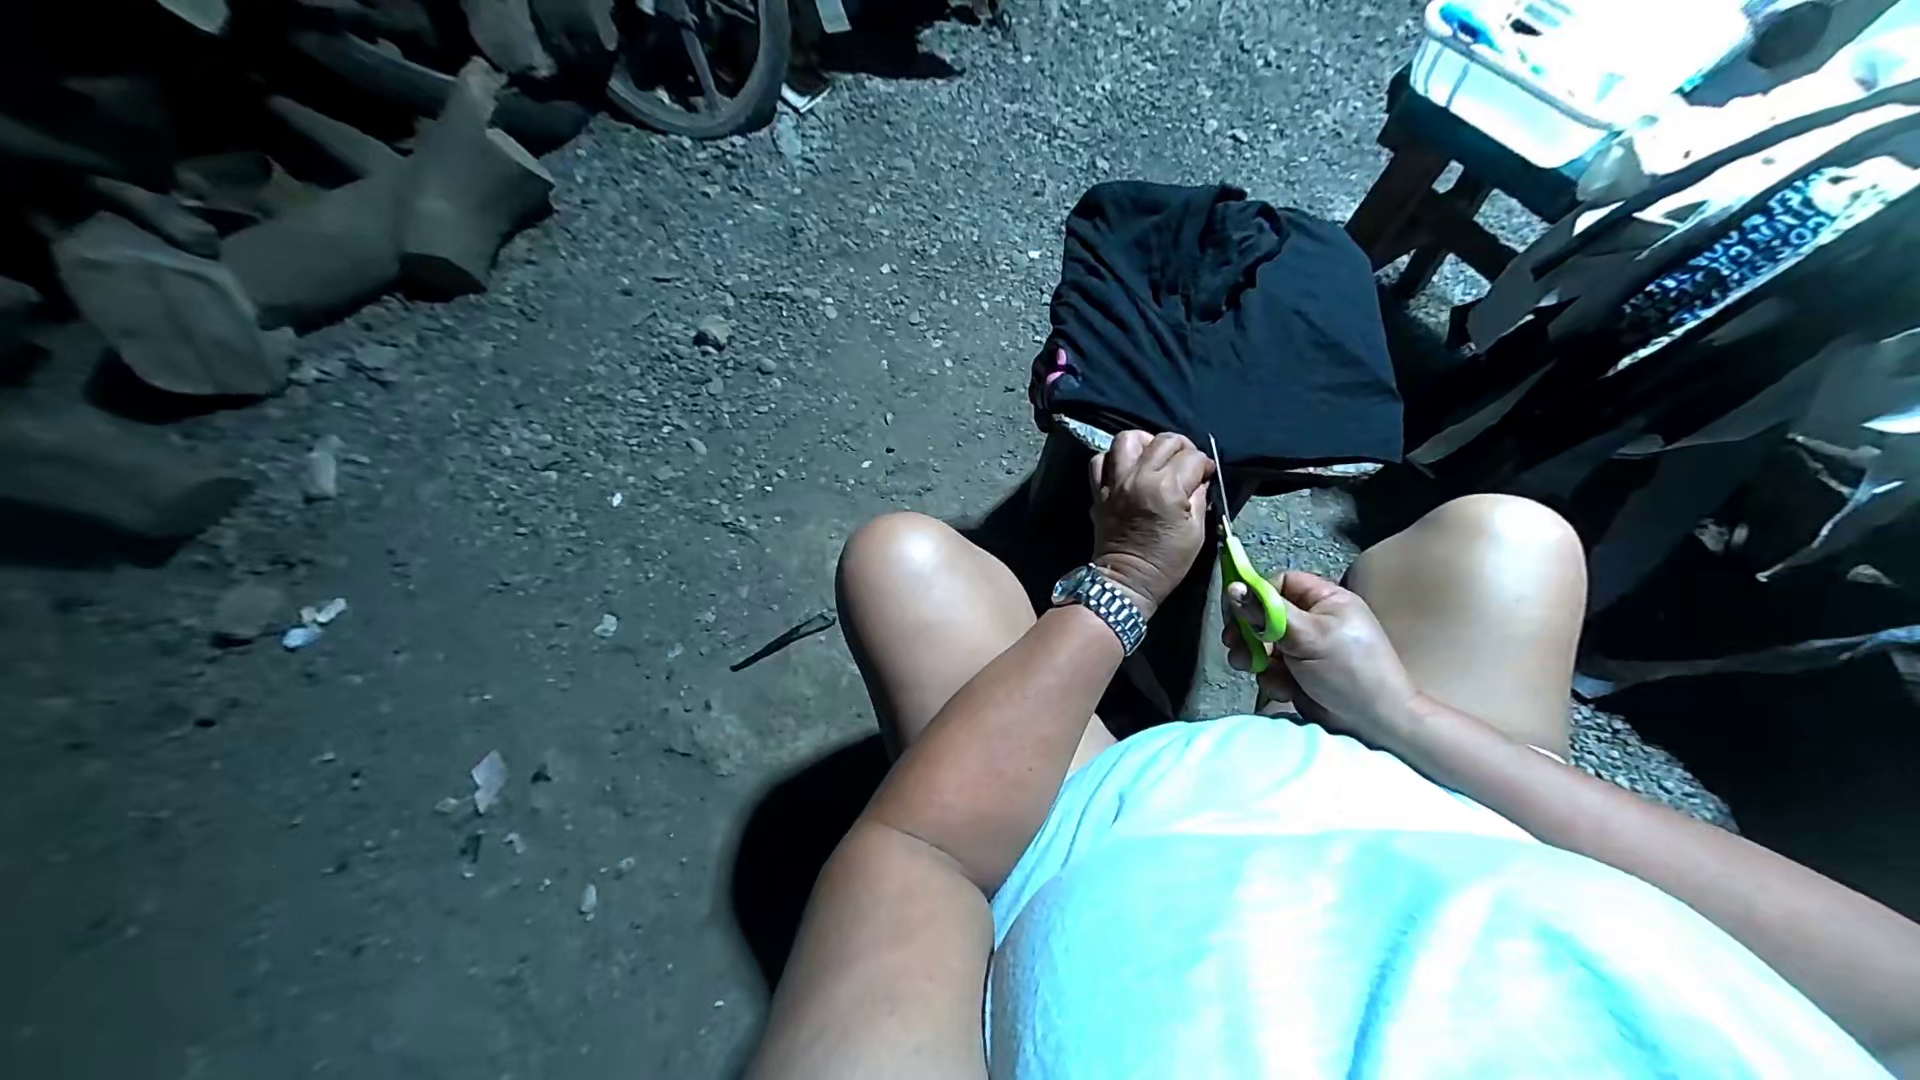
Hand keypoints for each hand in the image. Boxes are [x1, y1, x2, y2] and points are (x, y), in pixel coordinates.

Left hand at [1088, 431, 1213, 618]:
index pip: (1193, 458)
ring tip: (1154, 456)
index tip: (1206, 475)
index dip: (1204, 465)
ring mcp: (1115, 483)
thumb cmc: (1166, 562)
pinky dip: (1113, 458)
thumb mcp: (1196, 532)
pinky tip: (1127, 468)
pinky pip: (1100, 460)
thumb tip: (1200, 478)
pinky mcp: (1099, 491)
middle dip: (1182, 448)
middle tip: (1186, 463)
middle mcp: (1138, 478)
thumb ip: (1199, 498)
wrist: (1126, 580)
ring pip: (1127, 439)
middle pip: (1164, 441)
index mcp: (1167, 489)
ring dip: (1145, 442)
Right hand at [1222, 570, 1420, 744]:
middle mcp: (1313, 620)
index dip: (1257, 595)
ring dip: (1253, 656)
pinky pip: (1270, 667)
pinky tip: (1283, 688)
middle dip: (1248, 631)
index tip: (1238, 612)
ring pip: (1261, 642)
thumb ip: (1267, 612)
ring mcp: (1304, 647)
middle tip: (1233, 644)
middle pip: (1264, 613)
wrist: (1375, 725)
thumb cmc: (1349, 671)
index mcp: (1325, 600)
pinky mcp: (1297, 672)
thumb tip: (1233, 588)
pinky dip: (1271, 677)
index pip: (1280, 583)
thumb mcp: (1308, 637)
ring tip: (1251, 667)